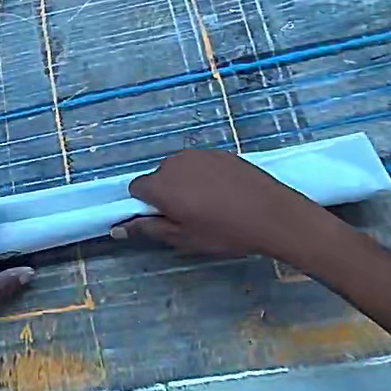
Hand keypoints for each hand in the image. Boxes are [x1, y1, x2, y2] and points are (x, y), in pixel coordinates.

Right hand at [115, 148, 344, 259]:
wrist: (273, 214)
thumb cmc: (225, 232)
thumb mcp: (184, 238)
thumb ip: (147, 229)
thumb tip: (117, 228)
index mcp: (160, 184)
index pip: (136, 189)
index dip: (147, 205)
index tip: (166, 219)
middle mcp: (173, 163)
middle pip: (158, 177)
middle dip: (167, 193)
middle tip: (191, 216)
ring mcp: (198, 154)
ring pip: (180, 169)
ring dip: (186, 184)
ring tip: (211, 205)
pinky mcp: (219, 152)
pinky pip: (201, 164)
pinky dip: (205, 176)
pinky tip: (226, 193)